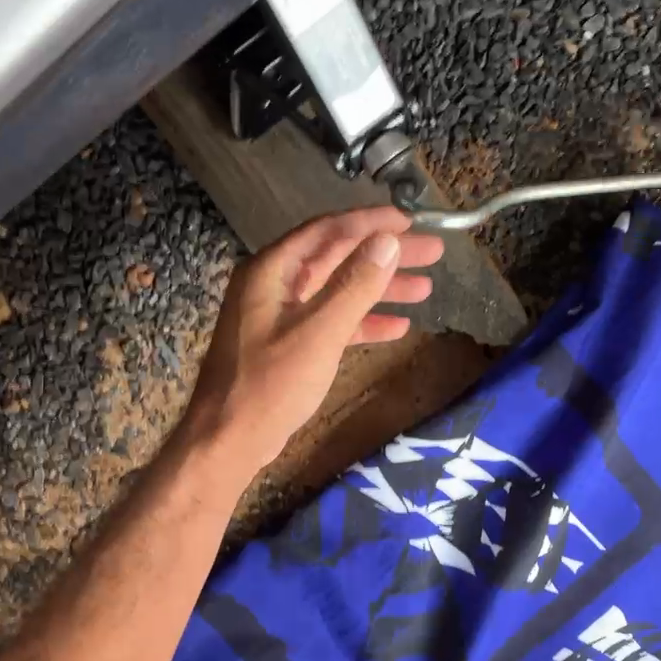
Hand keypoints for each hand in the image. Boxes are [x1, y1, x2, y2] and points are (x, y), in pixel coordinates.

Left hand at [179, 207, 442, 476]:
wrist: (229, 439)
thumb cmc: (270, 384)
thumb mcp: (319, 332)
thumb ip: (355, 285)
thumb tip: (388, 241)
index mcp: (272, 270)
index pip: (328, 231)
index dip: (372, 223)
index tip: (413, 221)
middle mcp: (274, 284)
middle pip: (337, 257)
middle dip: (384, 255)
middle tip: (432, 252)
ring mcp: (279, 315)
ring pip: (337, 290)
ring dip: (379, 288)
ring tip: (425, 288)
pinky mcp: (287, 344)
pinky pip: (330, 321)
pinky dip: (362, 321)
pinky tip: (398, 326)